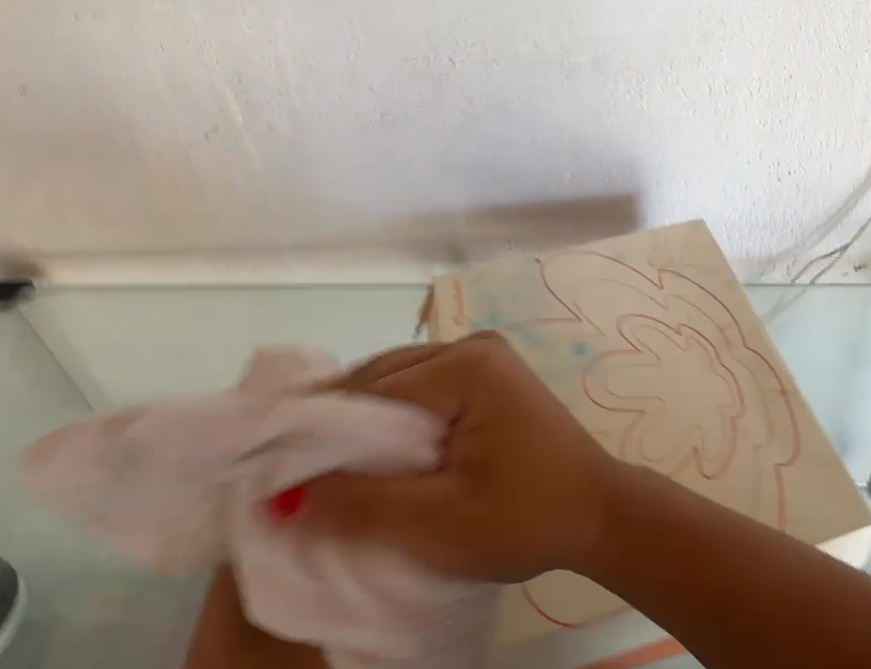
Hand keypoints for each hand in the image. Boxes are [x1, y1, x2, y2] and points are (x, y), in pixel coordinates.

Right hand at [304, 332, 622, 583]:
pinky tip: (372, 450)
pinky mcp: (489, 375)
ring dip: (364, 420)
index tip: (272, 465)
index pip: (372, 392)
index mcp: (466, 366)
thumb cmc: (525, 520)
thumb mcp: (436, 524)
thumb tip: (282, 495)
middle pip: (383, 379)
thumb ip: (359, 505)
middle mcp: (473, 345)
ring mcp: (484, 356)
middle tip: (291, 467)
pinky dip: (394, 418)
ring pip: (399, 381)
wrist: (598, 515)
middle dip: (338, 422)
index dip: (320, 430)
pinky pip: (422, 388)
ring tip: (323, 463)